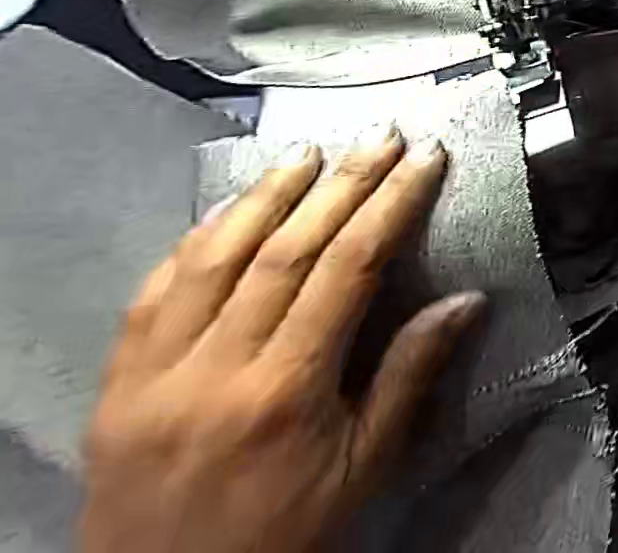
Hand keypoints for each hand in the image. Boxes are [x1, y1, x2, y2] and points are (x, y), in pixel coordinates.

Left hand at [80, 130, 485, 552]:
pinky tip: (227, 211)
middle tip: (382, 138)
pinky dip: (194, 242)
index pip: (348, 267)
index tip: (426, 160)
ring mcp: (150, 376)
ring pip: (209, 261)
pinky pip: (150, 297)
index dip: (391, 203)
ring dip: (265, 196)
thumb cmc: (289, 528)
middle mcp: (210, 371)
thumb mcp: (368, 462)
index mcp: (283, 388)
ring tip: (309, 152)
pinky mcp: (115, 388)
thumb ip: (411, 374)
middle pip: (283, 250)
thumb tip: (468, 299)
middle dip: (341, 184)